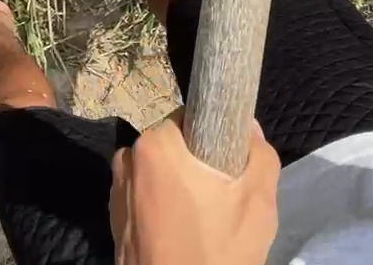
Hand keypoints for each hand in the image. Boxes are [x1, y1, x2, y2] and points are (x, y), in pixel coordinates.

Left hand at [110, 110, 278, 264]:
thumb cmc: (216, 253)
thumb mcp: (257, 205)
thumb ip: (259, 157)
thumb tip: (248, 125)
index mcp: (155, 144)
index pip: (187, 120)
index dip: (211, 139)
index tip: (226, 166)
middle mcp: (127, 158)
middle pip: (171, 148)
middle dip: (194, 166)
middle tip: (220, 199)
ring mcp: (115, 189)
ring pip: (157, 174)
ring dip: (177, 188)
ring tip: (202, 222)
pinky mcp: (113, 219)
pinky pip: (143, 199)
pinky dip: (161, 209)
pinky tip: (181, 236)